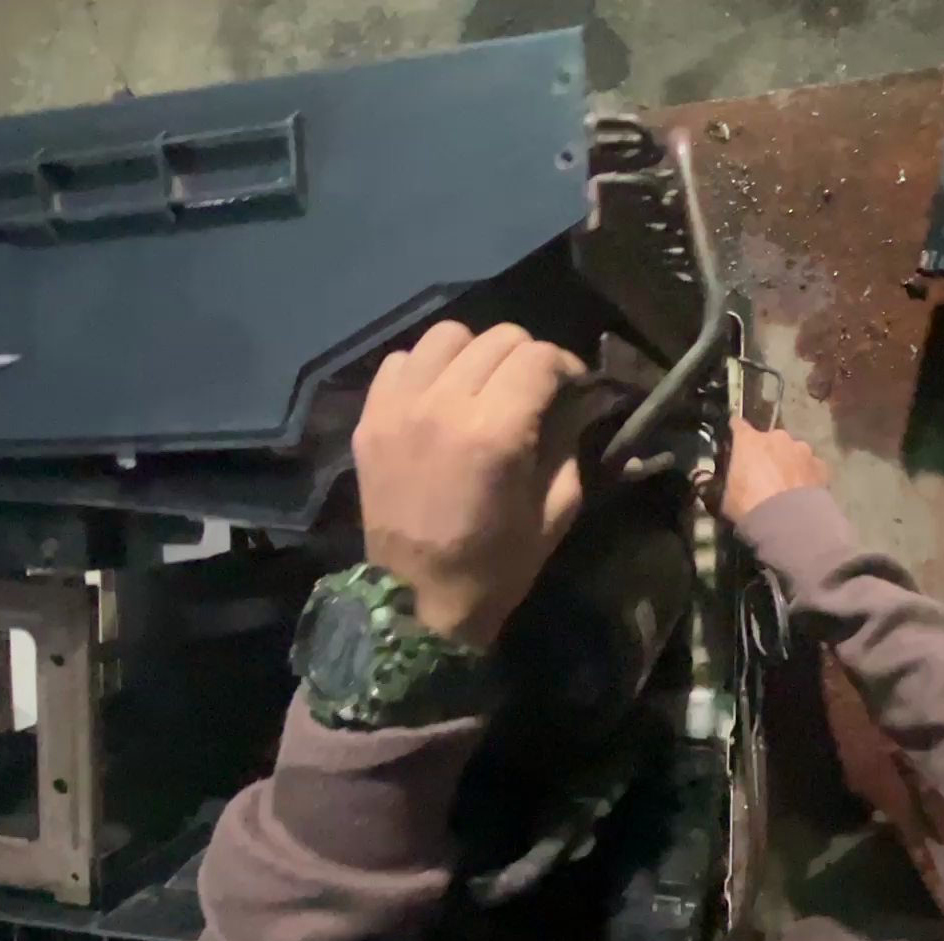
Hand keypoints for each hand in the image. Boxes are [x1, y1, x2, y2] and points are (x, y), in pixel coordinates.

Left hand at [353, 321, 590, 647]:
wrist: (417, 601)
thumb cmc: (498, 565)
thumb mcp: (556, 510)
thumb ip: (567, 443)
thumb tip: (572, 402)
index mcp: (495, 433)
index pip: (539, 357)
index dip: (566, 366)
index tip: (572, 388)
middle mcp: (443, 405)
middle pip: (498, 338)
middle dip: (528, 358)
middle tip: (533, 391)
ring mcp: (398, 408)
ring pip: (448, 336)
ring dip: (477, 355)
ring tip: (484, 386)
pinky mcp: (370, 419)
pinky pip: (402, 360)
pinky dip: (429, 369)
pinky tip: (442, 398)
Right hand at [710, 417, 828, 522]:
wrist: (790, 523)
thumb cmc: (749, 506)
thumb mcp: (721, 499)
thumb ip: (709, 484)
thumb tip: (698, 477)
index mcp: (749, 441)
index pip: (737, 425)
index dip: (734, 432)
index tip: (732, 442)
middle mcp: (777, 437)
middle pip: (767, 440)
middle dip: (764, 452)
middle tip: (760, 475)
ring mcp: (802, 450)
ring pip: (791, 451)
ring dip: (786, 462)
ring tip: (784, 486)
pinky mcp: (820, 466)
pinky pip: (809, 466)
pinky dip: (805, 475)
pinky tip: (801, 492)